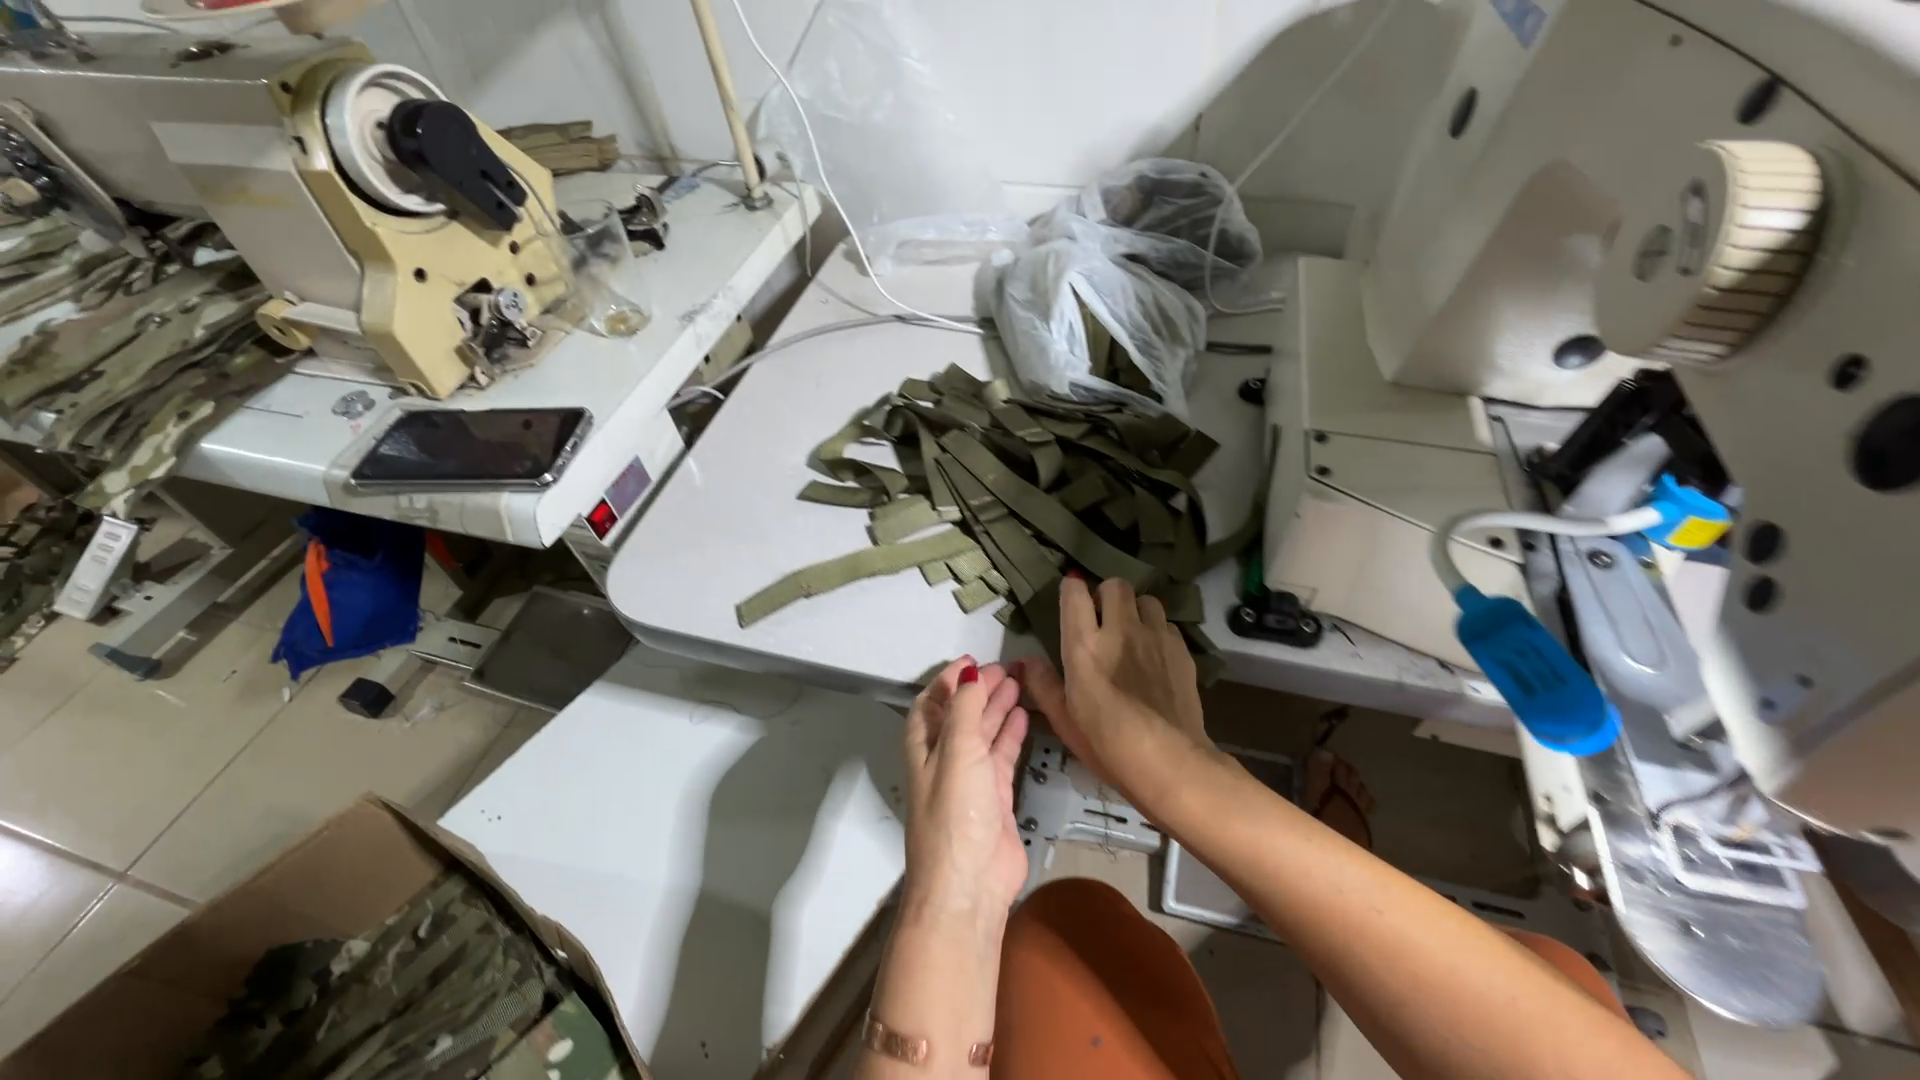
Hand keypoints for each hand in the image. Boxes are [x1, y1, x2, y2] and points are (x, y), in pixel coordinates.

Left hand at [902, 657, 1030, 917]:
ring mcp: (970, 780)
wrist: (969, 885)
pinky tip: (1023, 715)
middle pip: (960, 715)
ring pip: (983, 733)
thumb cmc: (955, 813)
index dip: (949, 680)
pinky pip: (1002, 756)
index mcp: (923, 748)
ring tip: (1020, 683)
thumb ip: (964, 709)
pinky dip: (1011, 734)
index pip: (932, 703)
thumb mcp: (957, 752)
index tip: (973, 660)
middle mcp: (943, 760)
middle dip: (979, 690)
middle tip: (1008, 668)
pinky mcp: (995, 798)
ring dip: (997, 708)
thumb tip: (968, 673)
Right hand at [1023, 576, 1212, 802]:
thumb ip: (1043, 685)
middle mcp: (1120, 630)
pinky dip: (1157, 631)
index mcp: (1084, 646)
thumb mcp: (1065, 721)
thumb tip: (1025, 661)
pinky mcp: (1181, 650)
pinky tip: (1154, 655)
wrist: (1169, 762)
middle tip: (1103, 617)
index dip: (1071, 590)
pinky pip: (1167, 624)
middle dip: (1106, 594)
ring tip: (1132, 632)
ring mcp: (1154, 637)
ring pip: (1146, 599)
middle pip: (1115, 585)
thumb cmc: (1108, 745)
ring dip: (1135, 610)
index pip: (1075, 593)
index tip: (1071, 600)